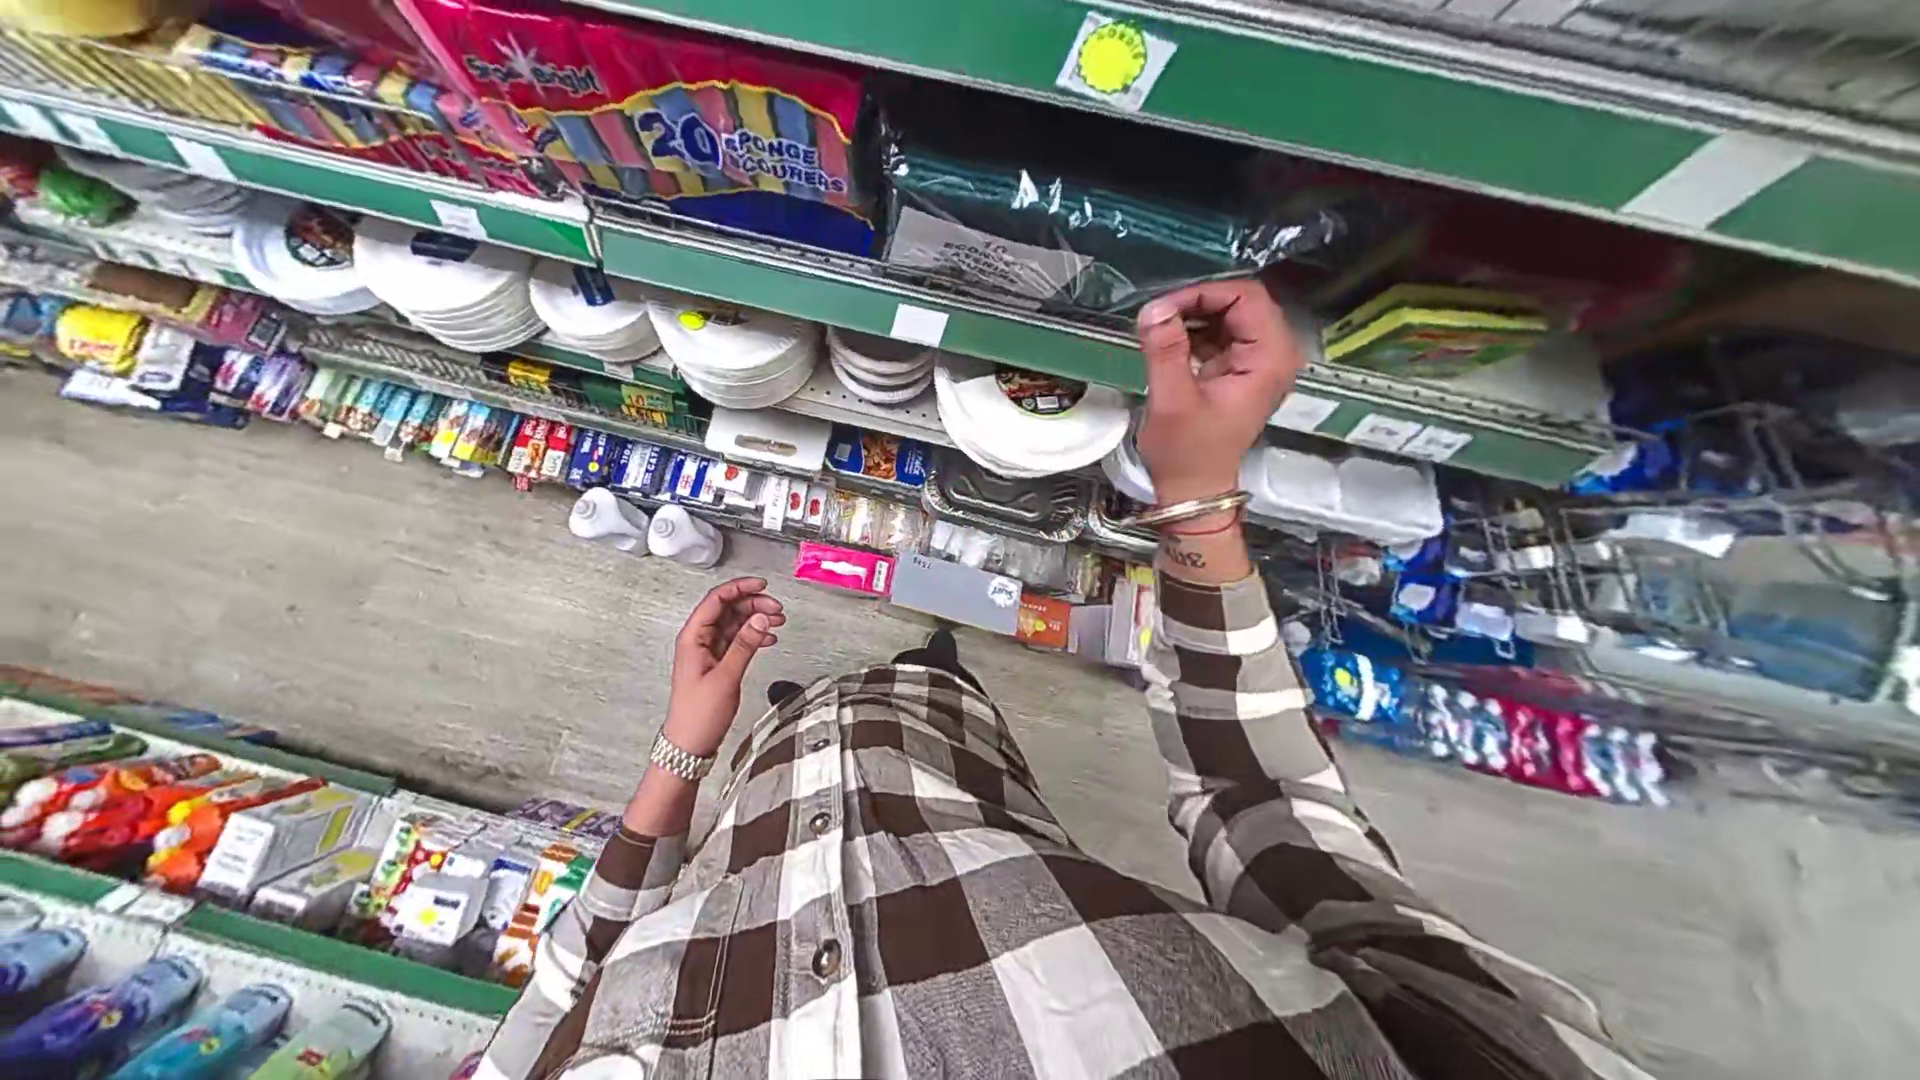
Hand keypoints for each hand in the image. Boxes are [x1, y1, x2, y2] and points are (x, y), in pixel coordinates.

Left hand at [663, 577, 784, 757]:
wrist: (690, 745)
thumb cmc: (699, 715)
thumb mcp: (726, 676)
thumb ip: (745, 644)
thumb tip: (761, 618)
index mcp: (693, 638)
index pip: (716, 600)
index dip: (739, 588)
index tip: (762, 586)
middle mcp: (699, 640)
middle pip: (727, 609)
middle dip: (753, 604)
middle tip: (777, 609)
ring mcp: (708, 651)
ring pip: (734, 623)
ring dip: (756, 619)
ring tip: (778, 621)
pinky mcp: (718, 662)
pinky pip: (737, 639)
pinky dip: (754, 635)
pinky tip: (768, 638)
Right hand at [1134, 280, 1304, 506]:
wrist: (1193, 489)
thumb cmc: (1186, 453)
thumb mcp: (1171, 401)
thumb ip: (1165, 351)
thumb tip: (1154, 309)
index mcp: (1269, 359)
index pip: (1246, 298)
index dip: (1203, 294)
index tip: (1162, 308)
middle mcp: (1274, 355)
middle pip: (1241, 303)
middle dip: (1196, 303)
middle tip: (1157, 316)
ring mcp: (1259, 363)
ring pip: (1230, 316)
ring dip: (1193, 317)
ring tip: (1158, 329)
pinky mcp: (1241, 370)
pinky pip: (1222, 335)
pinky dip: (1195, 332)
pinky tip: (1168, 342)